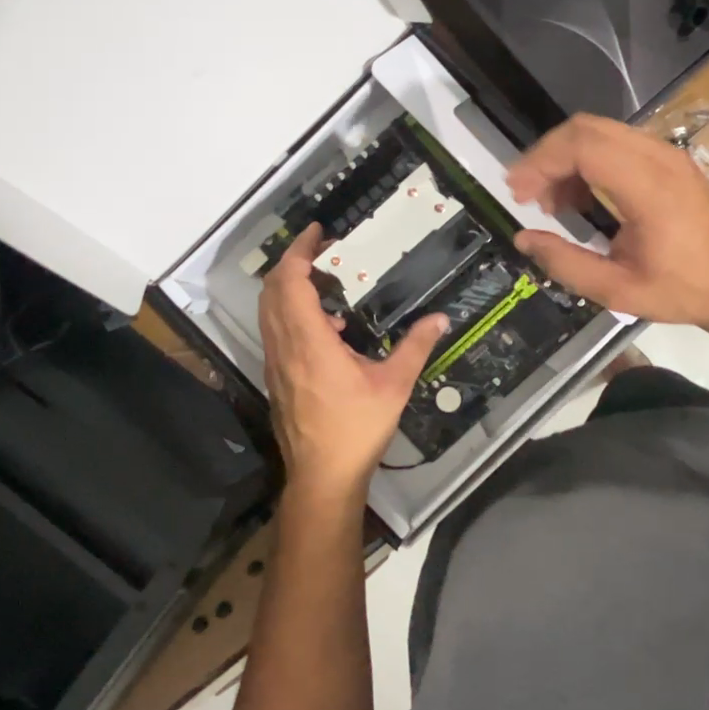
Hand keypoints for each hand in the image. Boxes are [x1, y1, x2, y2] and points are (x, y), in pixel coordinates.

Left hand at [259, 224, 449, 494]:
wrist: (322, 476)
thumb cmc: (357, 430)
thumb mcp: (394, 386)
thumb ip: (415, 347)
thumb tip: (439, 319)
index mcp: (309, 342)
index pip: (291, 281)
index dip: (300, 251)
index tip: (318, 233)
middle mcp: (284, 347)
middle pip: (272, 290)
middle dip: (291, 262)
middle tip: (321, 251)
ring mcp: (275, 364)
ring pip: (269, 312)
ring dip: (288, 288)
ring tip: (324, 283)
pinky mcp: (276, 379)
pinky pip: (275, 332)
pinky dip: (290, 314)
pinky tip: (327, 330)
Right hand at [507, 114, 708, 329]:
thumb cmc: (680, 291)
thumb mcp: (616, 291)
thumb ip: (566, 264)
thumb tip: (524, 238)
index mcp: (651, 190)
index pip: (584, 147)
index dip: (541, 163)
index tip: (517, 193)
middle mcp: (661, 159)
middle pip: (587, 129)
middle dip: (546, 156)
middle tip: (525, 195)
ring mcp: (668, 154)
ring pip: (599, 131)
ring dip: (565, 158)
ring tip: (550, 203)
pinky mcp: (669, 159)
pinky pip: (616, 142)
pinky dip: (587, 160)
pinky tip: (578, 197)